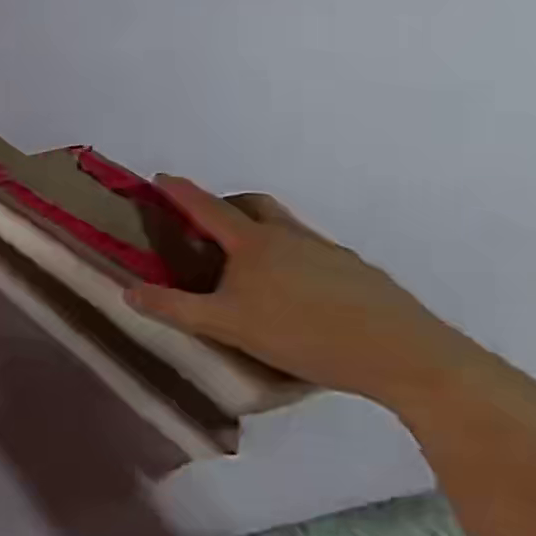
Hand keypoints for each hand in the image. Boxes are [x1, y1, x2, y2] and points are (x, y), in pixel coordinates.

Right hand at [125, 176, 493, 408]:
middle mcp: (291, 236)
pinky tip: (295, 296)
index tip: (160, 178)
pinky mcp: (360, 274)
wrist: (407, 357)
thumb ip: (175, 308)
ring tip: (249, 270)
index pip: (207, 207)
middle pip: (252, 205)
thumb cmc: (304, 334)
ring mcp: (330, 252)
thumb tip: (128, 291)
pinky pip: (312, 252)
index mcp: (254, 243)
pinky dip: (291, 258)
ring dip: (260, 233)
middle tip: (207, 227)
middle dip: (225, 206)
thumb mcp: (227, 325)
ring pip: (285, 228)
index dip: (180, 191)